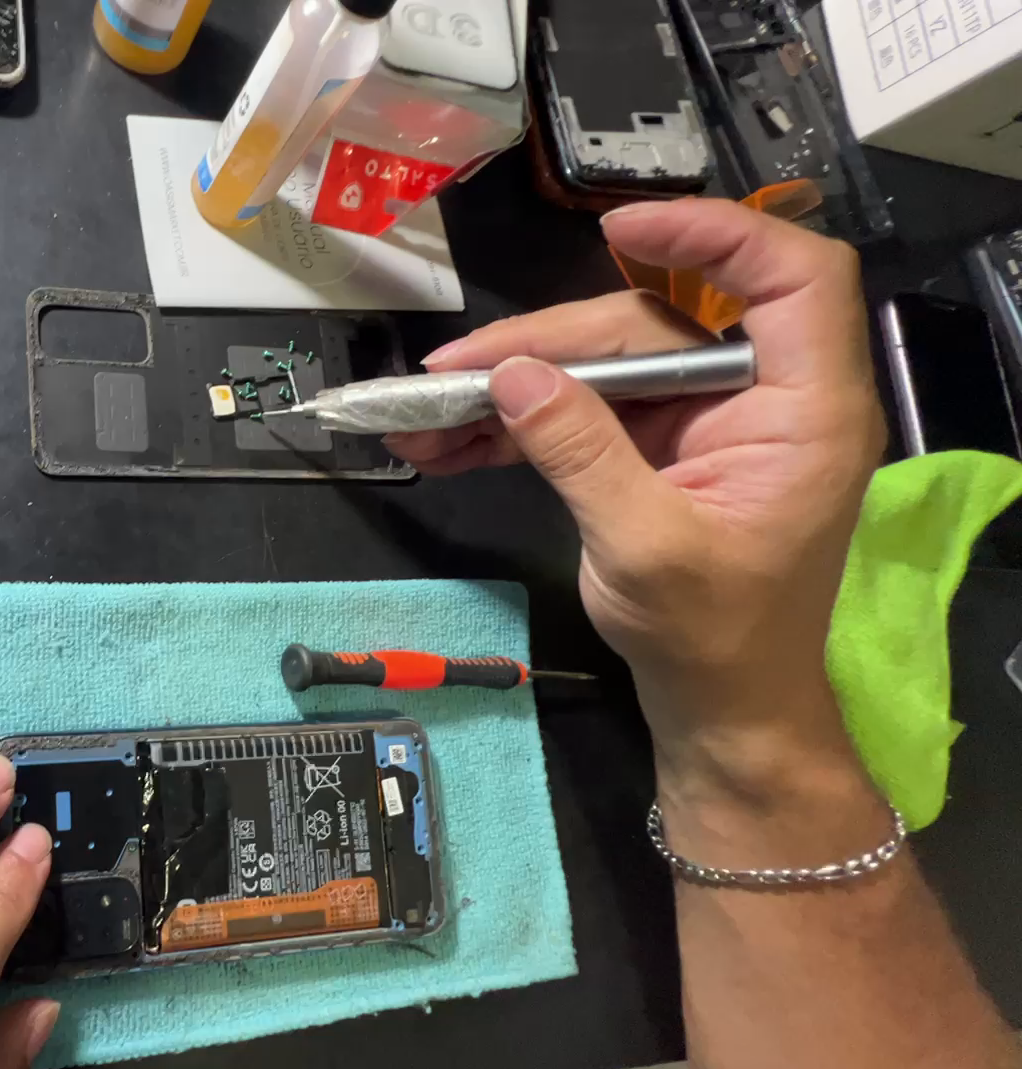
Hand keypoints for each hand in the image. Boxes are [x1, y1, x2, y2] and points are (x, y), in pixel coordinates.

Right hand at [386, 199, 885, 793]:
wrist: (709, 694)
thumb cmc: (710, 632)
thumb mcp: (644, 545)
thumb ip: (581, 453)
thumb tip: (511, 377)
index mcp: (794, 409)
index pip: (786, 282)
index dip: (712, 237)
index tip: (616, 230)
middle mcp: (741, 401)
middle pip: (638, 332)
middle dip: (534, 347)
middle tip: (443, 375)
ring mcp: (680, 426)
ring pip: (585, 374)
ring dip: (498, 394)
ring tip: (418, 417)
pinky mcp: (633, 453)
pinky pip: (563, 420)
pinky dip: (501, 431)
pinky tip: (440, 446)